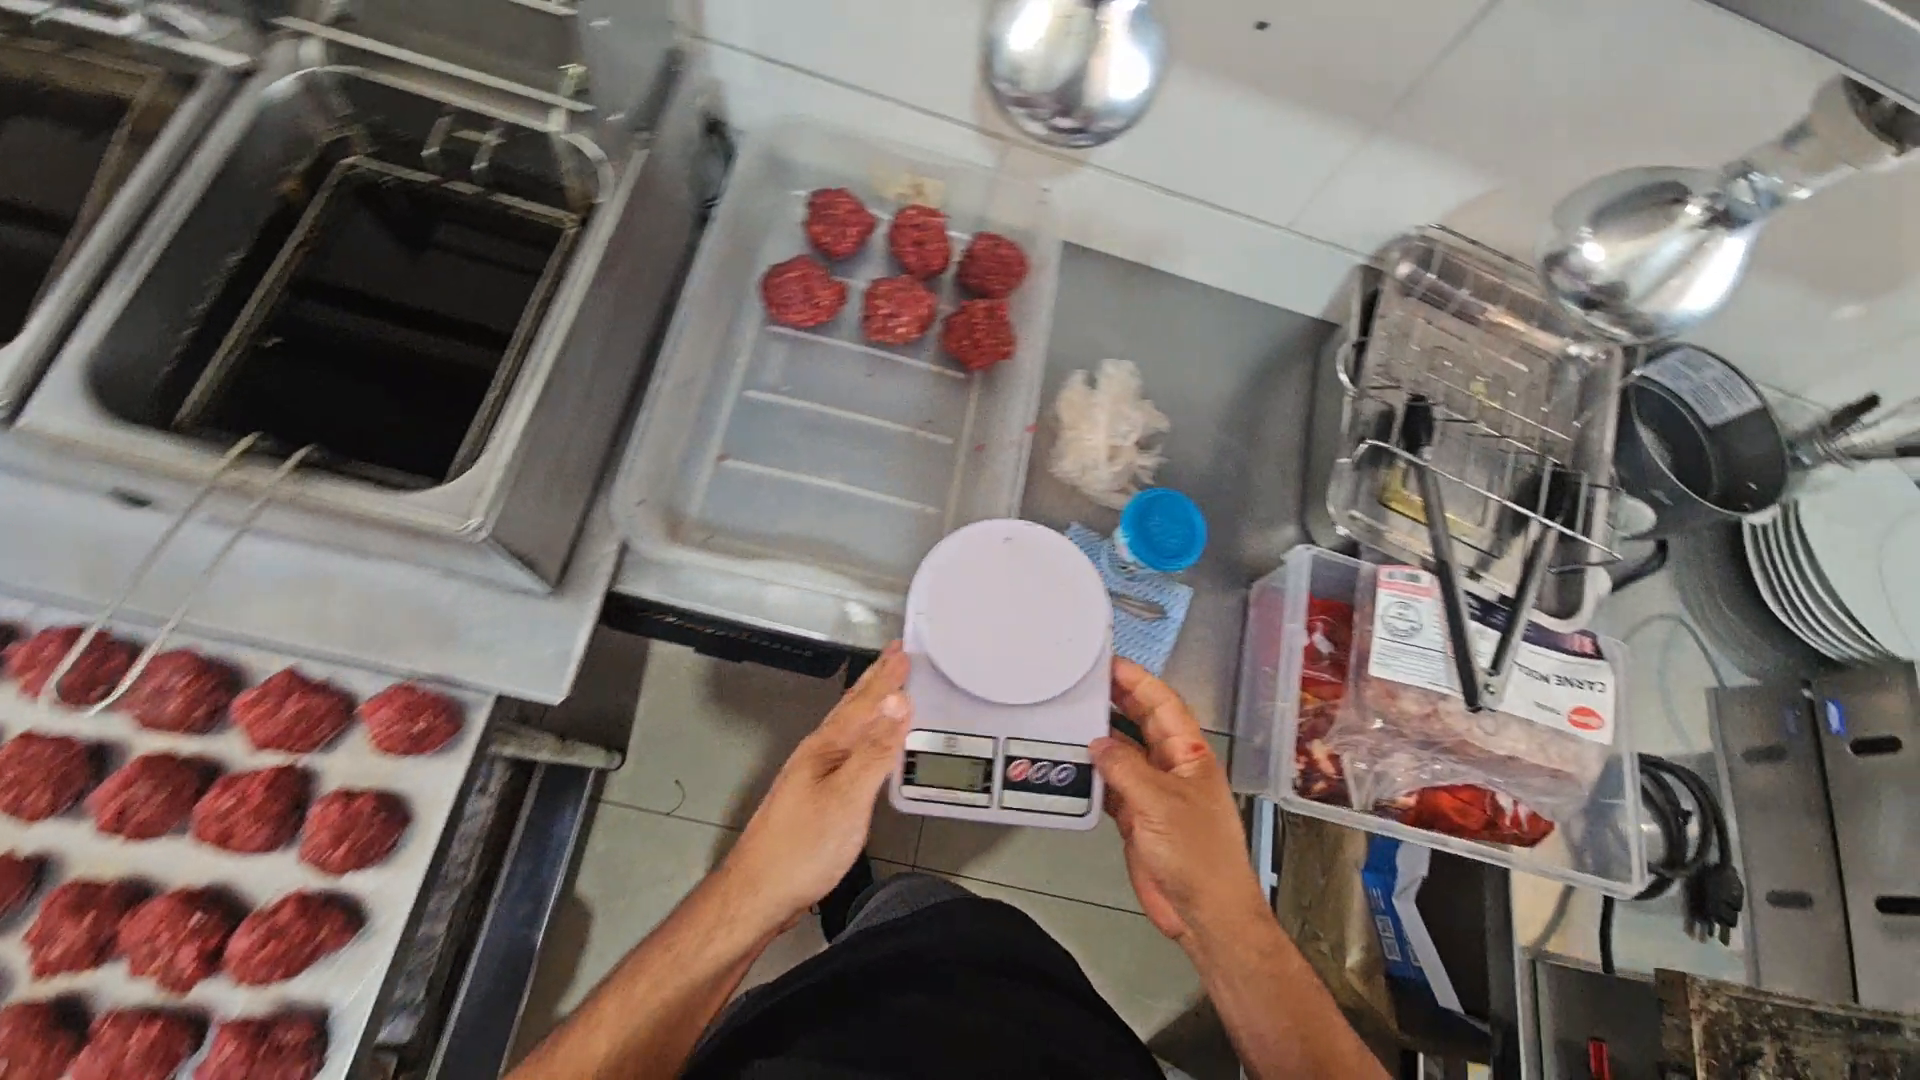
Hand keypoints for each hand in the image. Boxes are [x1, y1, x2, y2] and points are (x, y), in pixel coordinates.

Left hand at [718, 643, 911, 931]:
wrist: (759, 894)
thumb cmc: (798, 851)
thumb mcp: (847, 798)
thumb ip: (875, 750)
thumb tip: (897, 705)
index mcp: (826, 748)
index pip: (864, 704)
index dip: (886, 679)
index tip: (903, 653)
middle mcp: (817, 755)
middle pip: (852, 709)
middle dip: (876, 681)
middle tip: (893, 657)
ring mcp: (813, 776)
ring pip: (849, 728)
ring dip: (869, 705)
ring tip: (884, 691)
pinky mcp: (815, 798)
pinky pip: (848, 751)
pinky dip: (864, 737)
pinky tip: (866, 746)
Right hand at [1093, 659, 1266, 948]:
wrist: (1204, 912)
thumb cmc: (1200, 856)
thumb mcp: (1160, 802)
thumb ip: (1125, 768)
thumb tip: (1100, 744)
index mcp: (1190, 755)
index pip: (1164, 704)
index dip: (1139, 681)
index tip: (1111, 664)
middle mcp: (1173, 767)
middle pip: (1144, 722)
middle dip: (1119, 700)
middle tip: (1086, 682)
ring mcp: (1155, 792)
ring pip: (1125, 752)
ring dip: (1102, 736)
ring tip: (1072, 717)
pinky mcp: (1138, 817)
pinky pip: (1112, 784)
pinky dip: (1094, 773)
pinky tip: (1075, 764)